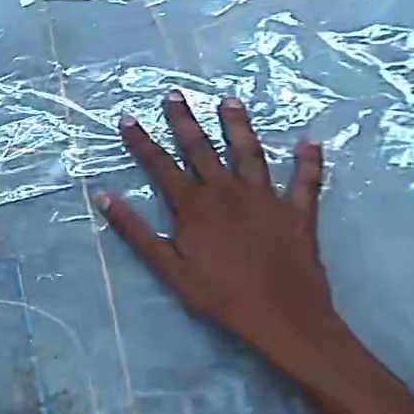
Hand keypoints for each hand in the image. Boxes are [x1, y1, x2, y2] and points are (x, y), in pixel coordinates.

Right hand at [95, 90, 335, 362]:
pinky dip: (309, 161)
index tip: (128, 117)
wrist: (285, 318)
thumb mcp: (167, 266)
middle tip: (175, 94)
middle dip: (185, 120)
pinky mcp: (298, 214)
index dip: (142, 141)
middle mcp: (228, 193)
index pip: (161, 165)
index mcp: (194, 206)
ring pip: (250, 154)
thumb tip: (103, 196)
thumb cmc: (219, 294)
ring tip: (230, 101)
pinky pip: (306, 182)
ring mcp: (266, 200)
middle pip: (202, 150)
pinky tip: (310, 142)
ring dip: (238, 126)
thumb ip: (135, 230)